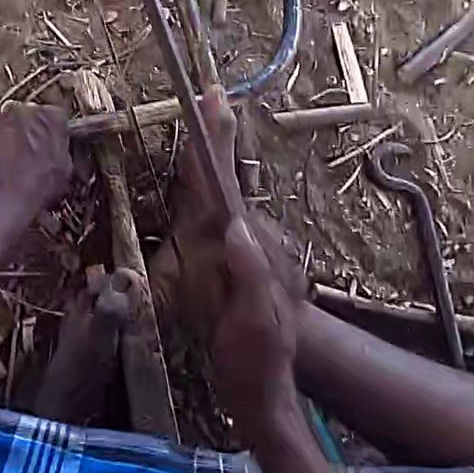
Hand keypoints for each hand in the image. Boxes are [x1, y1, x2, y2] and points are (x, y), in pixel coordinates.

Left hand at [0, 102, 71, 218]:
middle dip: (31, 133)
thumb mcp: (64, 170)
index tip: (54, 142)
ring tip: (14, 166)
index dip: (56, 131)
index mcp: (47, 117)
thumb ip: (62, 149)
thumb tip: (57, 148)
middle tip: (34, 155)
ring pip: (7, 127)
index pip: (56, 115)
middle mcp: (20, 112)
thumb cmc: (33, 188)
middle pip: (29, 117)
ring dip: (11, 140)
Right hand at [169, 89, 304, 434]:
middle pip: (224, 176)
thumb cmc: (256, 354)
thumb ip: (249, 275)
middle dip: (217, 134)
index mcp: (240, 246)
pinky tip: (205, 168)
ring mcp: (243, 244)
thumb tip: (235, 225)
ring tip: (210, 111)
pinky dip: (210, 181)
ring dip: (214, 153)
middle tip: (212, 93)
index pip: (222, 186)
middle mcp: (245, 236)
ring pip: (222, 191)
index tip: (213, 103)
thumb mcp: (253, 322)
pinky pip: (219, 210)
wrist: (268, 379)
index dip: (215, 143)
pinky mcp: (237, 253)